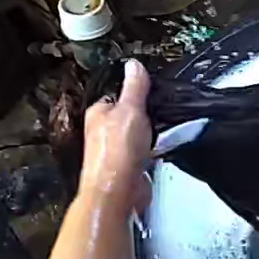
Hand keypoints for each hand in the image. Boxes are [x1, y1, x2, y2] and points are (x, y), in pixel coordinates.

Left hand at [80, 59, 153, 207]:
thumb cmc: (116, 154)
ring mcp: (116, 150)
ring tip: (159, 135)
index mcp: (98, 113)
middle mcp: (104, 131)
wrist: (117, 193)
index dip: (137, 93)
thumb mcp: (131, 110)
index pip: (119, 94)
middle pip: (131, 114)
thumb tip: (134, 65)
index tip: (152, 93)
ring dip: (153, 134)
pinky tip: (159, 151)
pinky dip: (155, 150)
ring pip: (140, 134)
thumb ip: (134, 87)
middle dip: (147, 115)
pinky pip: (147, 151)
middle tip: (158, 115)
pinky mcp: (129, 167)